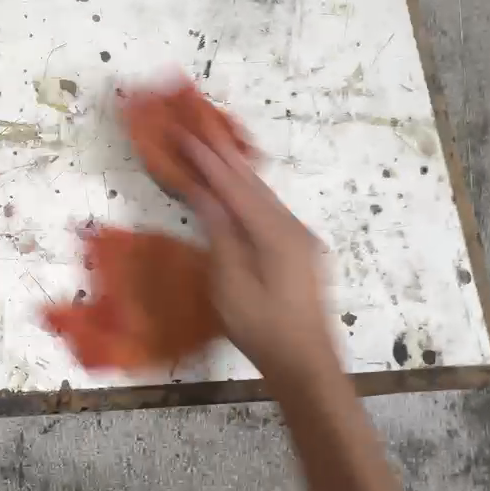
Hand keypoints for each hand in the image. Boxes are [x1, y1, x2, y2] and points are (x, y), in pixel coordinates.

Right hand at [181, 135, 336, 389]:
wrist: (306, 364)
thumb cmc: (261, 327)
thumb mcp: (230, 282)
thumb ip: (221, 234)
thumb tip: (205, 194)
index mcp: (276, 235)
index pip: (234, 187)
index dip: (207, 160)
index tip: (183, 134)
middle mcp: (293, 229)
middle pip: (252, 184)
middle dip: (223, 154)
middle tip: (197, 126)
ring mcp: (300, 240)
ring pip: (262, 194)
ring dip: (235, 170)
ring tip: (211, 146)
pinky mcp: (299, 251)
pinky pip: (268, 208)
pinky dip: (246, 190)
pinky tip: (237, 184)